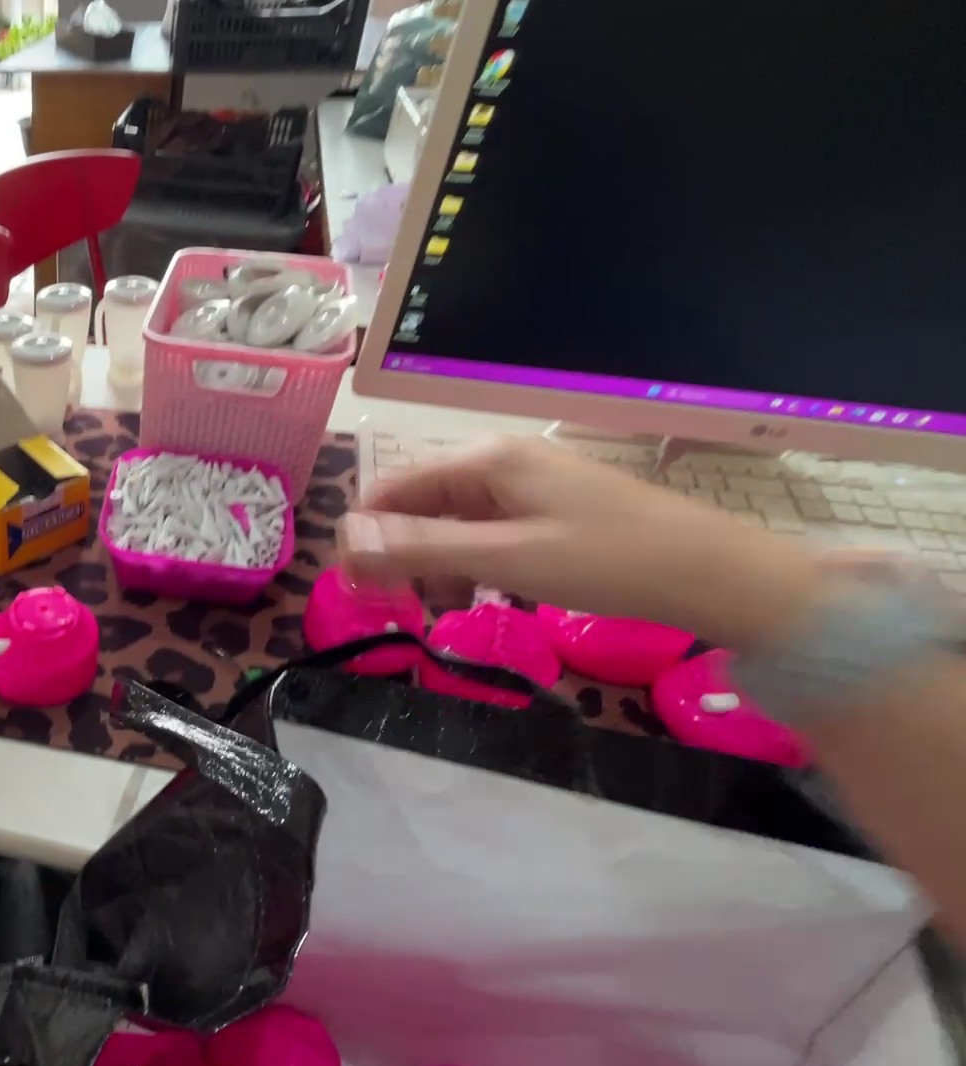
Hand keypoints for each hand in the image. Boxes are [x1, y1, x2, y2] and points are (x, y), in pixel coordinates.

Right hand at [338, 437, 827, 648]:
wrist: (723, 579)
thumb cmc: (608, 562)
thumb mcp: (503, 559)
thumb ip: (417, 549)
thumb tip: (342, 543)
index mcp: (482, 460)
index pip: (390, 489)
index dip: (364, 535)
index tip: (355, 587)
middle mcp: (496, 462)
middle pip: (416, 505)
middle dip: (401, 553)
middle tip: (403, 603)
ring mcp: (523, 485)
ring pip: (447, 523)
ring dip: (433, 563)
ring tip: (447, 605)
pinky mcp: (544, 510)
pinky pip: (481, 532)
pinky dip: (468, 563)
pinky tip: (481, 593)